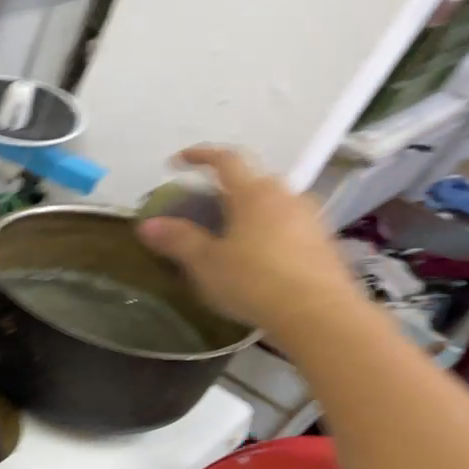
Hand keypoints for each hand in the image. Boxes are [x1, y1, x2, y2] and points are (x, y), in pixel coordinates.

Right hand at [137, 146, 362, 342]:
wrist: (316, 312)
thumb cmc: (252, 280)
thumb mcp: (204, 262)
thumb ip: (177, 239)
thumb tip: (147, 223)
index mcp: (253, 194)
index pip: (226, 161)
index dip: (201, 156)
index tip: (178, 160)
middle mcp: (285, 196)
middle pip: (251, 182)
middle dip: (224, 190)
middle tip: (201, 208)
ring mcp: (308, 217)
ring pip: (270, 204)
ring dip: (246, 212)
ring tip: (226, 236)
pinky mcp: (320, 241)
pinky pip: (285, 225)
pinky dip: (264, 231)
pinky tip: (253, 257)